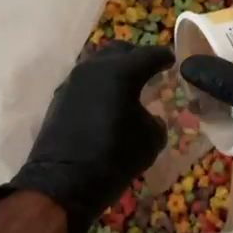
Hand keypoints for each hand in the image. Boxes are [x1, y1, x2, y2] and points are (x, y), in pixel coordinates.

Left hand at [0, 42, 173, 232]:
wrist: (63, 181)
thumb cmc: (114, 157)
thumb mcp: (149, 141)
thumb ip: (155, 122)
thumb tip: (151, 117)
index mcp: (121, 71)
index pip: (148, 55)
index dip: (163, 56)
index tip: (171, 59)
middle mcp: (96, 67)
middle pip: (120, 51)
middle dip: (136, 56)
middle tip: (149, 69)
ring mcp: (74, 79)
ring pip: (99, 63)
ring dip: (114, 69)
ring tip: (126, 85)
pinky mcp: (60, 95)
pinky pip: (85, 81)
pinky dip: (98, 85)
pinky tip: (105, 102)